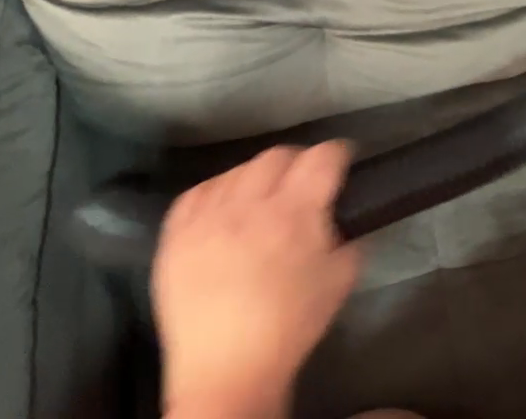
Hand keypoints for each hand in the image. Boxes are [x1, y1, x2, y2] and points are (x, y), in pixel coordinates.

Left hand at [152, 141, 362, 418]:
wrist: (227, 372)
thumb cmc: (292, 324)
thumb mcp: (343, 276)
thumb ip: (350, 235)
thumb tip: (345, 215)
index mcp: (296, 214)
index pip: (323, 156)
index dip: (339, 154)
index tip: (342, 163)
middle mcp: (249, 207)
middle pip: (278, 155)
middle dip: (298, 163)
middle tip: (304, 184)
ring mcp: (207, 220)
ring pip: (238, 170)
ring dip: (258, 178)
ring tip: (263, 199)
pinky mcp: (175, 239)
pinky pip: (195, 193)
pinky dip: (216, 192)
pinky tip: (226, 208)